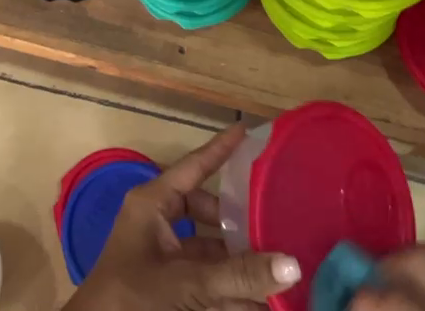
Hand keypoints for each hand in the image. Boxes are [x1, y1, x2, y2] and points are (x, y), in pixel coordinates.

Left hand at [62, 124, 302, 310]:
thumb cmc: (131, 297)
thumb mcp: (186, 283)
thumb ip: (238, 275)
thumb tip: (293, 263)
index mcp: (152, 205)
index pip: (193, 167)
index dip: (220, 149)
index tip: (248, 130)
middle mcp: (158, 224)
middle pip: (208, 211)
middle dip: (240, 221)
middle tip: (277, 223)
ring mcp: (164, 257)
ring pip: (211, 250)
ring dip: (242, 261)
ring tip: (281, 264)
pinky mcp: (170, 287)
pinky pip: (209, 280)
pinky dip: (234, 288)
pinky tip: (265, 298)